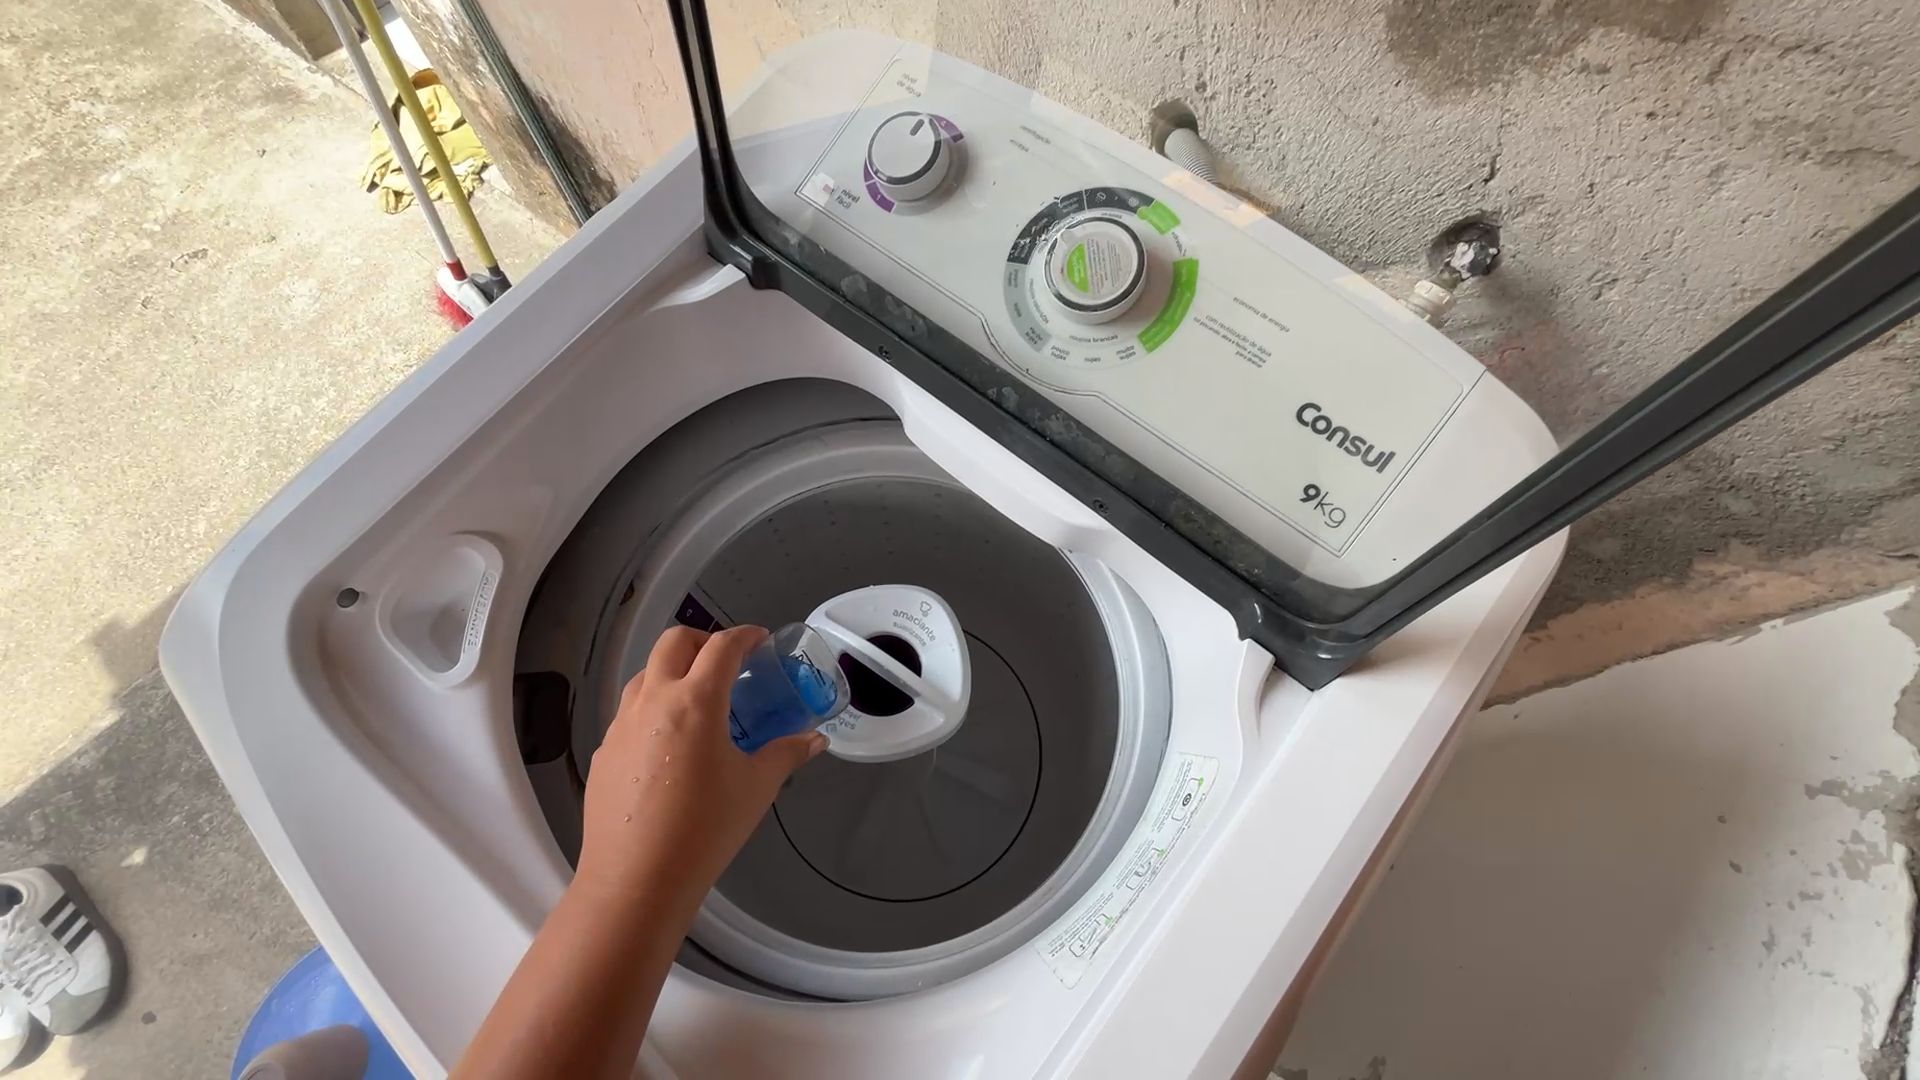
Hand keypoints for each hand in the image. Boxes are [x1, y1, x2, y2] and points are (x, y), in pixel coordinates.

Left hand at [575, 625, 826, 913]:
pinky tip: (671, 744)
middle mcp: (654, 701)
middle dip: (703, 639)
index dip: (745, 635)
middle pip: (673, 641)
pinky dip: (654, 706)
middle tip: (728, 663)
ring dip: (674, 670)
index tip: (760, 641)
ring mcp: (622, 725)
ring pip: (645, 673)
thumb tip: (815, 741)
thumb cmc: (706, 828)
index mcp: (696, 701)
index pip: (722, 646)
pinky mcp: (605, 751)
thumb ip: (787, 754)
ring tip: (698, 700)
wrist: (636, 880)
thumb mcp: (757, 787)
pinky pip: (630, 711)